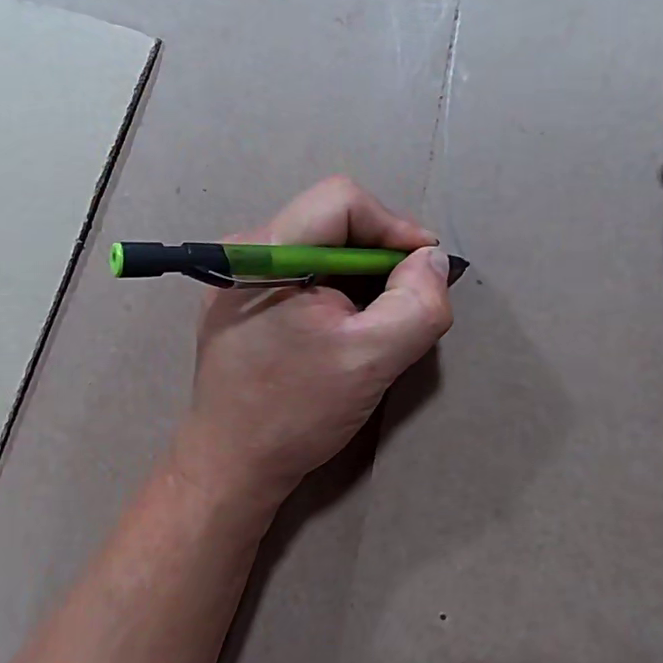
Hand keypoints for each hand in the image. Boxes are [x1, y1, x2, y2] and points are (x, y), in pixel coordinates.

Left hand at [170, 176, 453, 505]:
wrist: (232, 461)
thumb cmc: (296, 411)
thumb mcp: (372, 359)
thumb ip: (417, 303)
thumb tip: (430, 259)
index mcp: (265, 253)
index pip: (340, 201)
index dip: (392, 226)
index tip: (422, 269)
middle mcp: (243, 250)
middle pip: (329, 220)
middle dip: (377, 253)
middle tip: (404, 297)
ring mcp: (236, 275)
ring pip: (317, 246)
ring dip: (357, 274)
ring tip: (373, 318)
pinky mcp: (238, 297)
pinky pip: (298, 270)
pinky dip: (333, 287)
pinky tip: (341, 327)